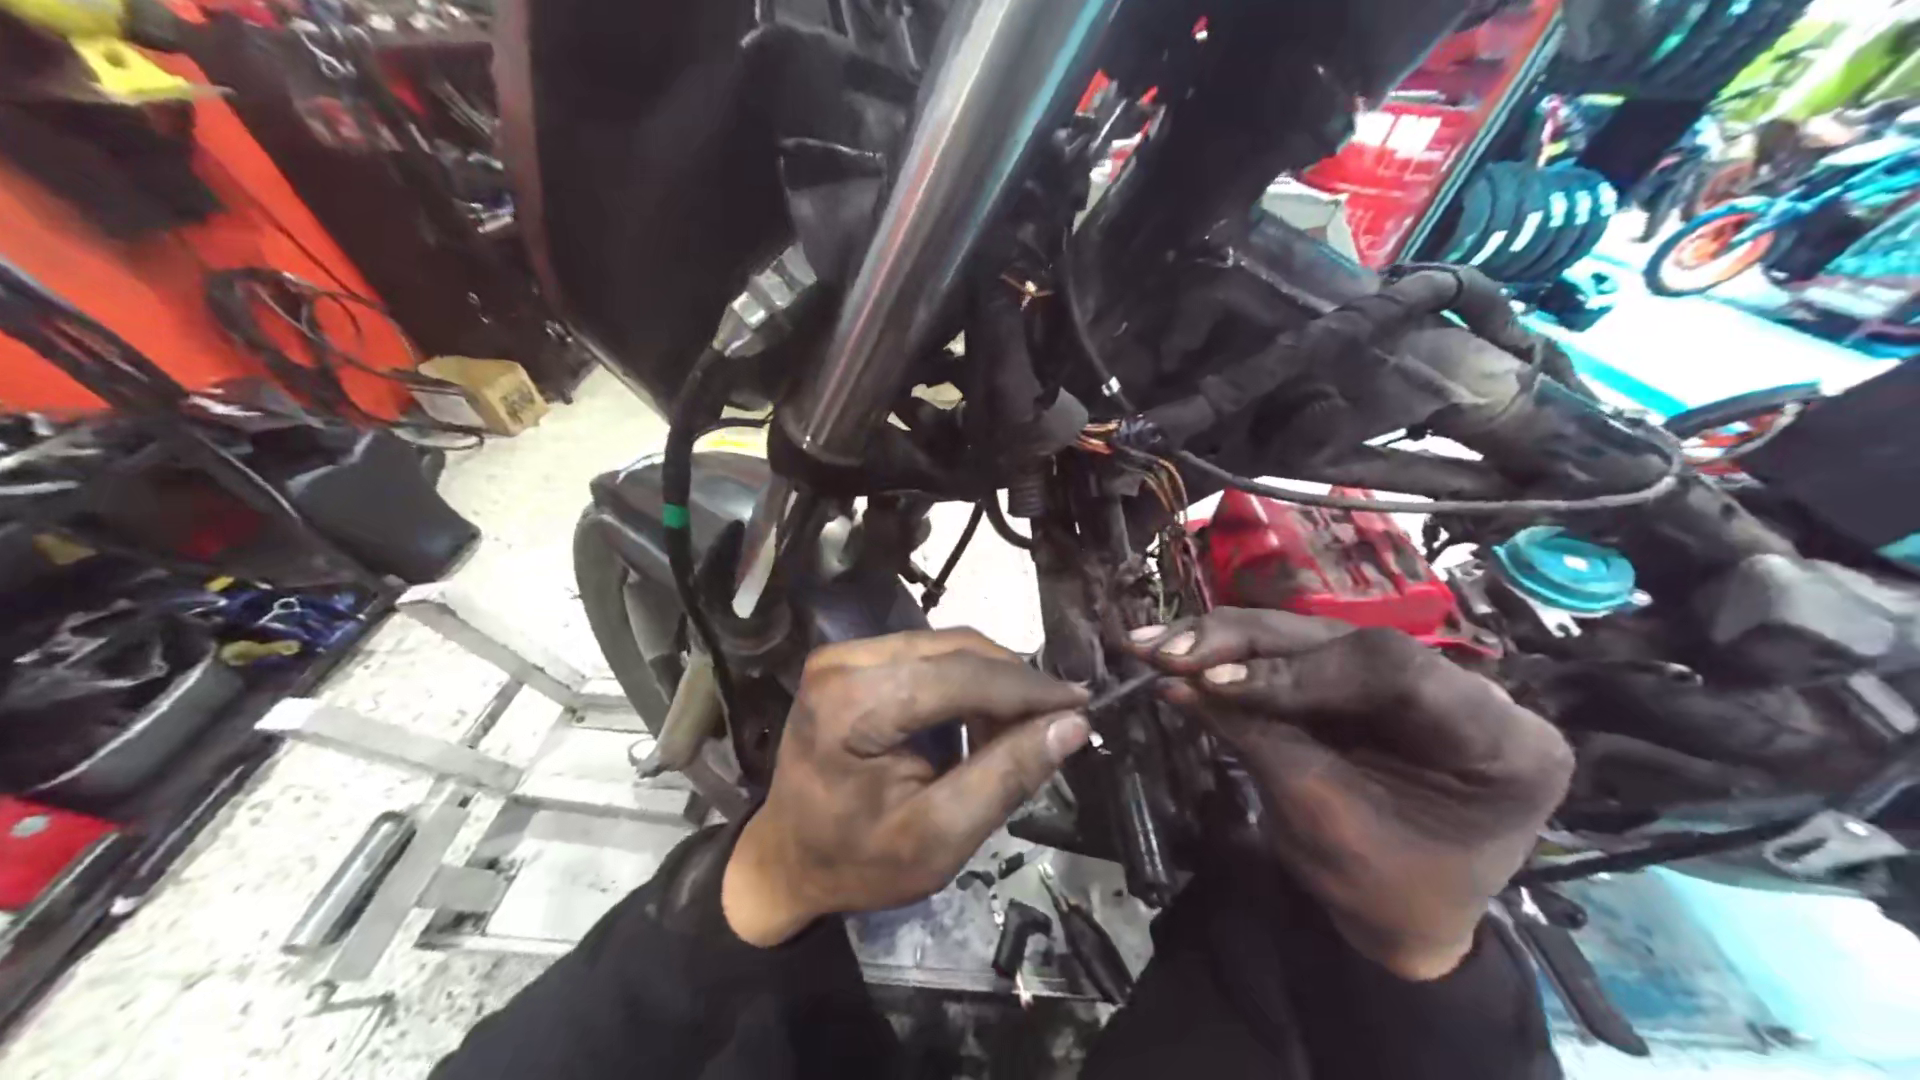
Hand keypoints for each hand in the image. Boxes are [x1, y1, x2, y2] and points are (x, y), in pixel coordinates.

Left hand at [723, 630, 1090, 945]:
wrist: (787, 859)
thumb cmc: (857, 861)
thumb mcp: (939, 836)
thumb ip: (1006, 775)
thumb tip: (1071, 724)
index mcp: (853, 705)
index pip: (962, 676)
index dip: (1027, 687)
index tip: (1081, 702)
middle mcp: (843, 662)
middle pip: (955, 650)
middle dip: (1013, 682)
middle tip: (1055, 720)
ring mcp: (842, 655)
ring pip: (946, 646)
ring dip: (991, 680)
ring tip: (1017, 729)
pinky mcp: (849, 660)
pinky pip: (927, 654)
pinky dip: (965, 680)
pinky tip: (979, 718)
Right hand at [1131, 610, 1572, 979]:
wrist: (1397, 919)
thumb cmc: (1382, 893)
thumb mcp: (1322, 821)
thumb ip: (1257, 739)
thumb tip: (1175, 682)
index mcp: (1498, 738)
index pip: (1390, 668)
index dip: (1294, 670)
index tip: (1214, 683)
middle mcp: (1459, 689)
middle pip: (1335, 638)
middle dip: (1238, 643)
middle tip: (1163, 648)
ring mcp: (1404, 678)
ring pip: (1303, 636)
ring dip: (1220, 640)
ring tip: (1150, 643)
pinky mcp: (1356, 679)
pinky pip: (1288, 655)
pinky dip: (1227, 656)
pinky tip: (1176, 651)